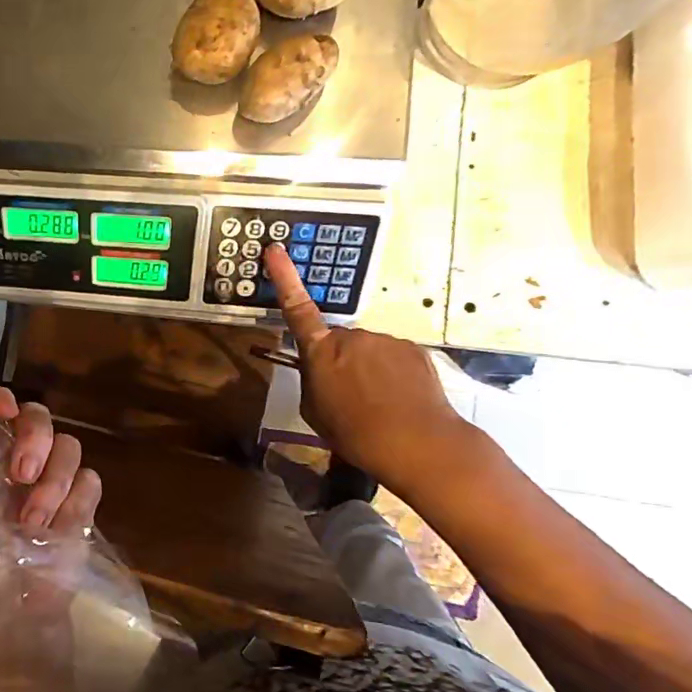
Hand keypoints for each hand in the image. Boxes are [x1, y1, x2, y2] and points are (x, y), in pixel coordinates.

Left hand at [0, 387, 101, 532]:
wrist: (9, 617)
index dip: (2, 399)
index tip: (3, 411)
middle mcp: (21, 461)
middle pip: (41, 415)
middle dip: (35, 437)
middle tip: (22, 473)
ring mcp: (55, 482)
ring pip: (70, 446)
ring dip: (52, 484)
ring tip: (32, 525)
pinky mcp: (82, 506)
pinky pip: (90, 481)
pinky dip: (74, 503)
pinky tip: (56, 532)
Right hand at [264, 244, 470, 482]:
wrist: (416, 442)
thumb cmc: (354, 433)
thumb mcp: (314, 412)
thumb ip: (312, 382)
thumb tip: (321, 370)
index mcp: (322, 352)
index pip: (297, 309)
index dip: (284, 277)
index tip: (276, 248)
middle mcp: (353, 337)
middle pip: (340, 343)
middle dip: (342, 362)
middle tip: (350, 397)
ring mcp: (386, 340)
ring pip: (370, 351)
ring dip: (370, 370)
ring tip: (379, 405)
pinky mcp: (414, 349)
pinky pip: (395, 358)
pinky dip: (394, 374)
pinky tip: (400, 400)